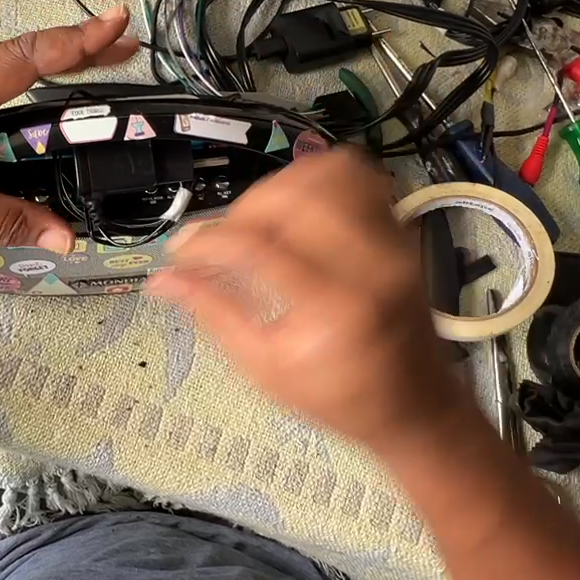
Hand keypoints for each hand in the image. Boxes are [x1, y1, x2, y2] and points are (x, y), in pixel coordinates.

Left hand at [0, 7, 139, 255]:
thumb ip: (6, 221)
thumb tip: (65, 237)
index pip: (26, 59)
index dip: (77, 42)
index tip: (119, 23)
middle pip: (17, 51)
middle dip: (73, 46)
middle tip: (122, 47)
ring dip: (43, 60)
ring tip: (85, 67)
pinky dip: (12, 78)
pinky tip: (22, 99)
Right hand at [147, 149, 467, 451]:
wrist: (416, 405)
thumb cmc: (339, 397)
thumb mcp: (265, 368)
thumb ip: (213, 314)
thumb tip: (162, 280)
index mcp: (334, 310)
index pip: (256, 247)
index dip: (207, 243)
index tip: (181, 253)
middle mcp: (370, 265)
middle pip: (292, 198)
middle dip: (242, 211)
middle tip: (223, 239)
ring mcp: (392, 242)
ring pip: (328, 173)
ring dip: (279, 187)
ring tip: (259, 221)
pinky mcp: (400, 230)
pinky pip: (359, 175)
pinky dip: (317, 179)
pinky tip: (295, 208)